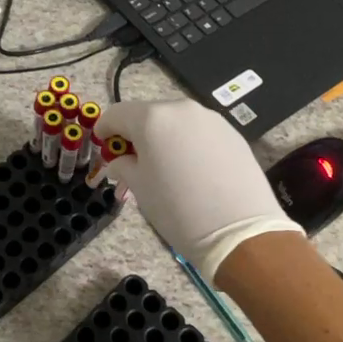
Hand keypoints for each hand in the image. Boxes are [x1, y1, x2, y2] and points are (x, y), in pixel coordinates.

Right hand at [99, 98, 301, 281]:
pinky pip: (200, 132)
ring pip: (176, 122)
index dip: (105, 129)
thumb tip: (119, 161)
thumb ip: (124, 166)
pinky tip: (193, 171)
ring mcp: (211, 119)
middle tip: (134, 162)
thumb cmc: (178, 209)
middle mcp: (181, 109)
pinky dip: (189, 144)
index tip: (103, 146)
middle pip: (148, 114)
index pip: (117, 113)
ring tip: (166, 168)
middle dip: (137, 134)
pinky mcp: (232, 133)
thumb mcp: (140, 189)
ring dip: (164, 138)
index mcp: (152, 119)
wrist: (239, 231)